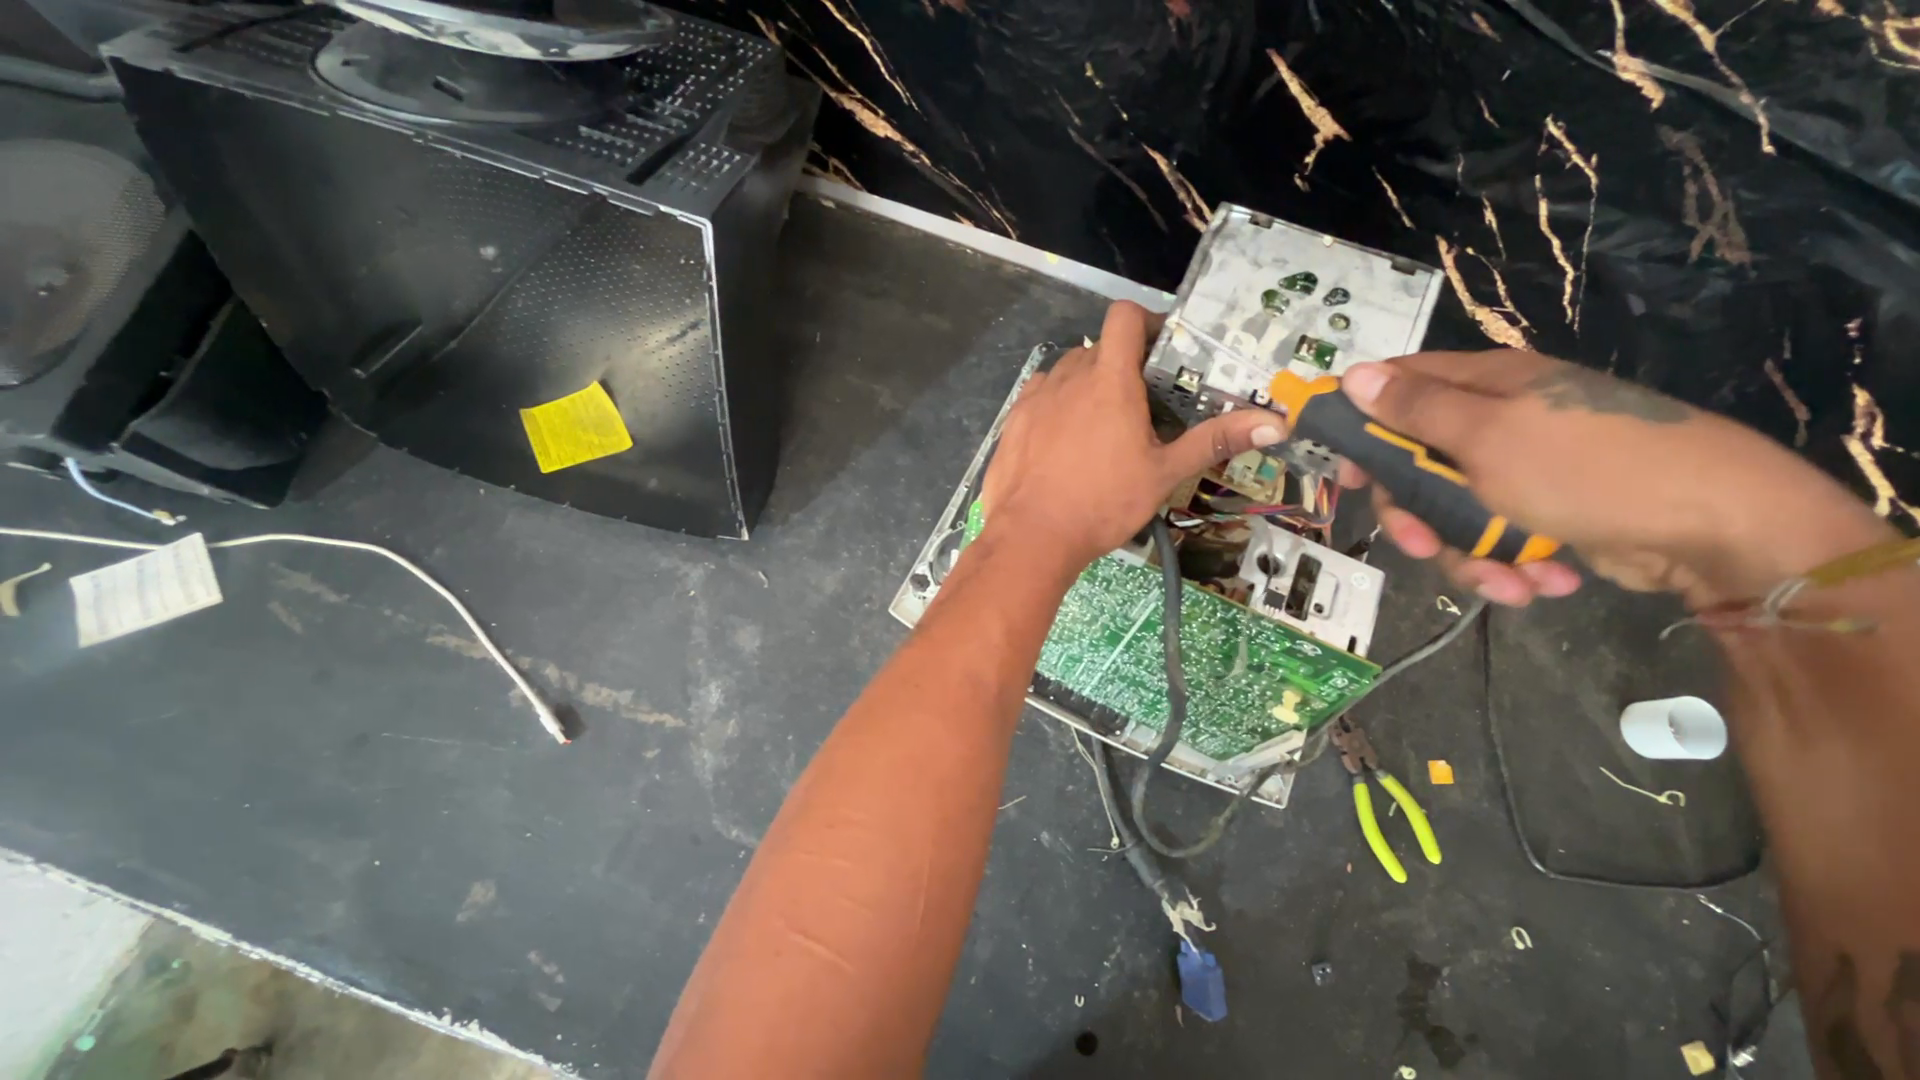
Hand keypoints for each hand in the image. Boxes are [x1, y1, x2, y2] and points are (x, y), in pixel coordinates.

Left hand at [980, 301, 1285, 572]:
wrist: (1032, 537)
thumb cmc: (1104, 503)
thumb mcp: (1165, 474)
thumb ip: (1215, 441)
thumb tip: (1278, 424)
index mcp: (1109, 380)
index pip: (1124, 316)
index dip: (1145, 321)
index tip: (1161, 349)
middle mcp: (1069, 377)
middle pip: (1098, 348)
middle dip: (1121, 364)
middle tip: (1141, 403)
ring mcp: (1036, 397)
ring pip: (1067, 372)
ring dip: (1087, 385)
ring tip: (1103, 426)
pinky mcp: (1013, 420)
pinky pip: (1040, 396)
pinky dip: (1057, 406)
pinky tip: (1065, 442)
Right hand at [1338, 350, 1893, 608]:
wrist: (1717, 527)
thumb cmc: (1588, 468)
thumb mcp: (1486, 436)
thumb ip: (1414, 410)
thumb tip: (1352, 373)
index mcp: (1487, 384)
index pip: (1398, 386)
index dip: (1362, 425)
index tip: (1346, 472)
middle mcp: (1501, 420)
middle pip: (1417, 464)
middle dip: (1415, 515)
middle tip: (1422, 546)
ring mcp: (1526, 468)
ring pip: (1454, 512)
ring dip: (1469, 555)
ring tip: (1508, 581)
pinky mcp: (1550, 512)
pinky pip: (1498, 539)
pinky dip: (1512, 565)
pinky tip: (1543, 582)